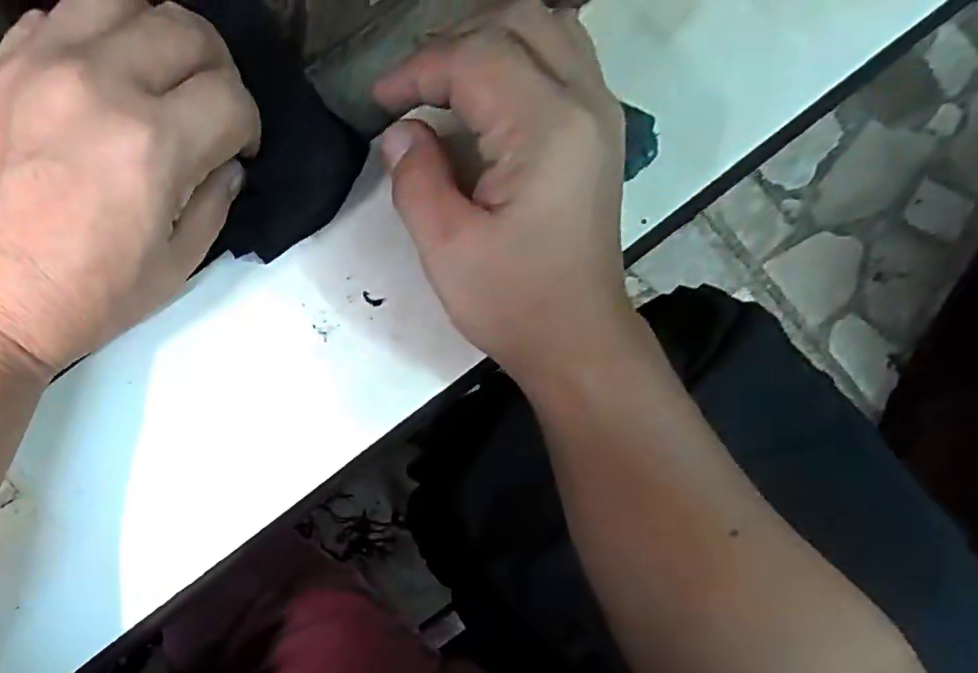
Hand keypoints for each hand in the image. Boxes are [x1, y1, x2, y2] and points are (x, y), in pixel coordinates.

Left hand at [0, 0, 260, 376]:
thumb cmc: (86, 300)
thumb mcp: (170, 271)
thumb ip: (211, 208)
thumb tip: (227, 166)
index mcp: (153, 146)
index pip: (230, 98)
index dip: (248, 125)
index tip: (238, 149)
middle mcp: (104, 83)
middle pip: (188, 32)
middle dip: (216, 71)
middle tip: (208, 110)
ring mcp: (47, 62)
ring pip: (127, 2)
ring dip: (158, 37)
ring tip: (156, 79)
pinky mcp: (7, 64)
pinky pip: (65, 12)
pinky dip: (97, 35)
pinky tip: (100, 76)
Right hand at [373, 0, 631, 384]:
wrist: (575, 337)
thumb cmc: (511, 303)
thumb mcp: (447, 250)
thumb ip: (416, 182)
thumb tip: (400, 134)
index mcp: (547, 129)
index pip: (478, 58)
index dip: (419, 69)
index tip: (378, 102)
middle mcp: (584, 102)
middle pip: (519, 21)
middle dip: (453, 43)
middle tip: (408, 90)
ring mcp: (600, 114)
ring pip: (547, 30)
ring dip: (488, 44)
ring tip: (441, 87)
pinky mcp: (598, 134)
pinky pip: (560, 61)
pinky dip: (515, 63)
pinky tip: (481, 104)